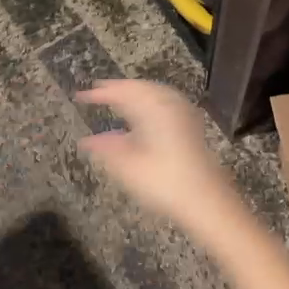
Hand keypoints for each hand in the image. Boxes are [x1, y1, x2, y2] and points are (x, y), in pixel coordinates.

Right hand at [77, 80, 243, 235]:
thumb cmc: (163, 182)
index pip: (122, 92)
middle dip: (119, 88)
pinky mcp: (192, 127)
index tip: (81, 95)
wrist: (207, 200)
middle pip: (140, 88)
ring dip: (135, 94)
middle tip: (98, 91)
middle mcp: (169, 105)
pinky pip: (166, 104)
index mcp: (152, 108)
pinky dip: (150, 103)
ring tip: (118, 99)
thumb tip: (87, 140)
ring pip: (155, 94)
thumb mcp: (127, 167)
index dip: (100, 92)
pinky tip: (144, 116)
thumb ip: (105, 149)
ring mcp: (184, 115)